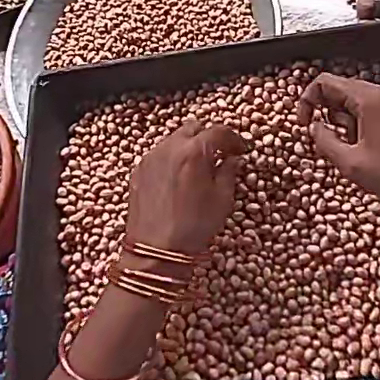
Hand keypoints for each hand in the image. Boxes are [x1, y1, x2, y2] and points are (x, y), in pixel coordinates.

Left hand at [124, 119, 248, 254]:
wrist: (155, 250)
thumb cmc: (193, 227)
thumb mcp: (221, 199)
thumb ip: (228, 172)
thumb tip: (232, 160)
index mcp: (193, 152)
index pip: (219, 132)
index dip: (234, 139)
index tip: (240, 150)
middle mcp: (169, 148)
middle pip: (193, 129)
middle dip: (209, 138)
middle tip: (219, 155)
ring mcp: (151, 158)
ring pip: (174, 140)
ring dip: (189, 147)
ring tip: (198, 168)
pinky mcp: (139, 171)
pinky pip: (159, 155)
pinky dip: (172, 159)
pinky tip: (179, 179)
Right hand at [295, 73, 379, 215]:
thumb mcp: (350, 163)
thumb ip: (324, 140)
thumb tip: (313, 127)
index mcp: (371, 99)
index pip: (326, 82)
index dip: (307, 100)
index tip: (305, 123)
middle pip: (342, 89)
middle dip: (329, 113)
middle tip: (332, 141)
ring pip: (358, 100)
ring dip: (346, 120)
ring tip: (354, 149)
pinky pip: (376, 108)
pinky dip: (363, 122)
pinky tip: (369, 148)